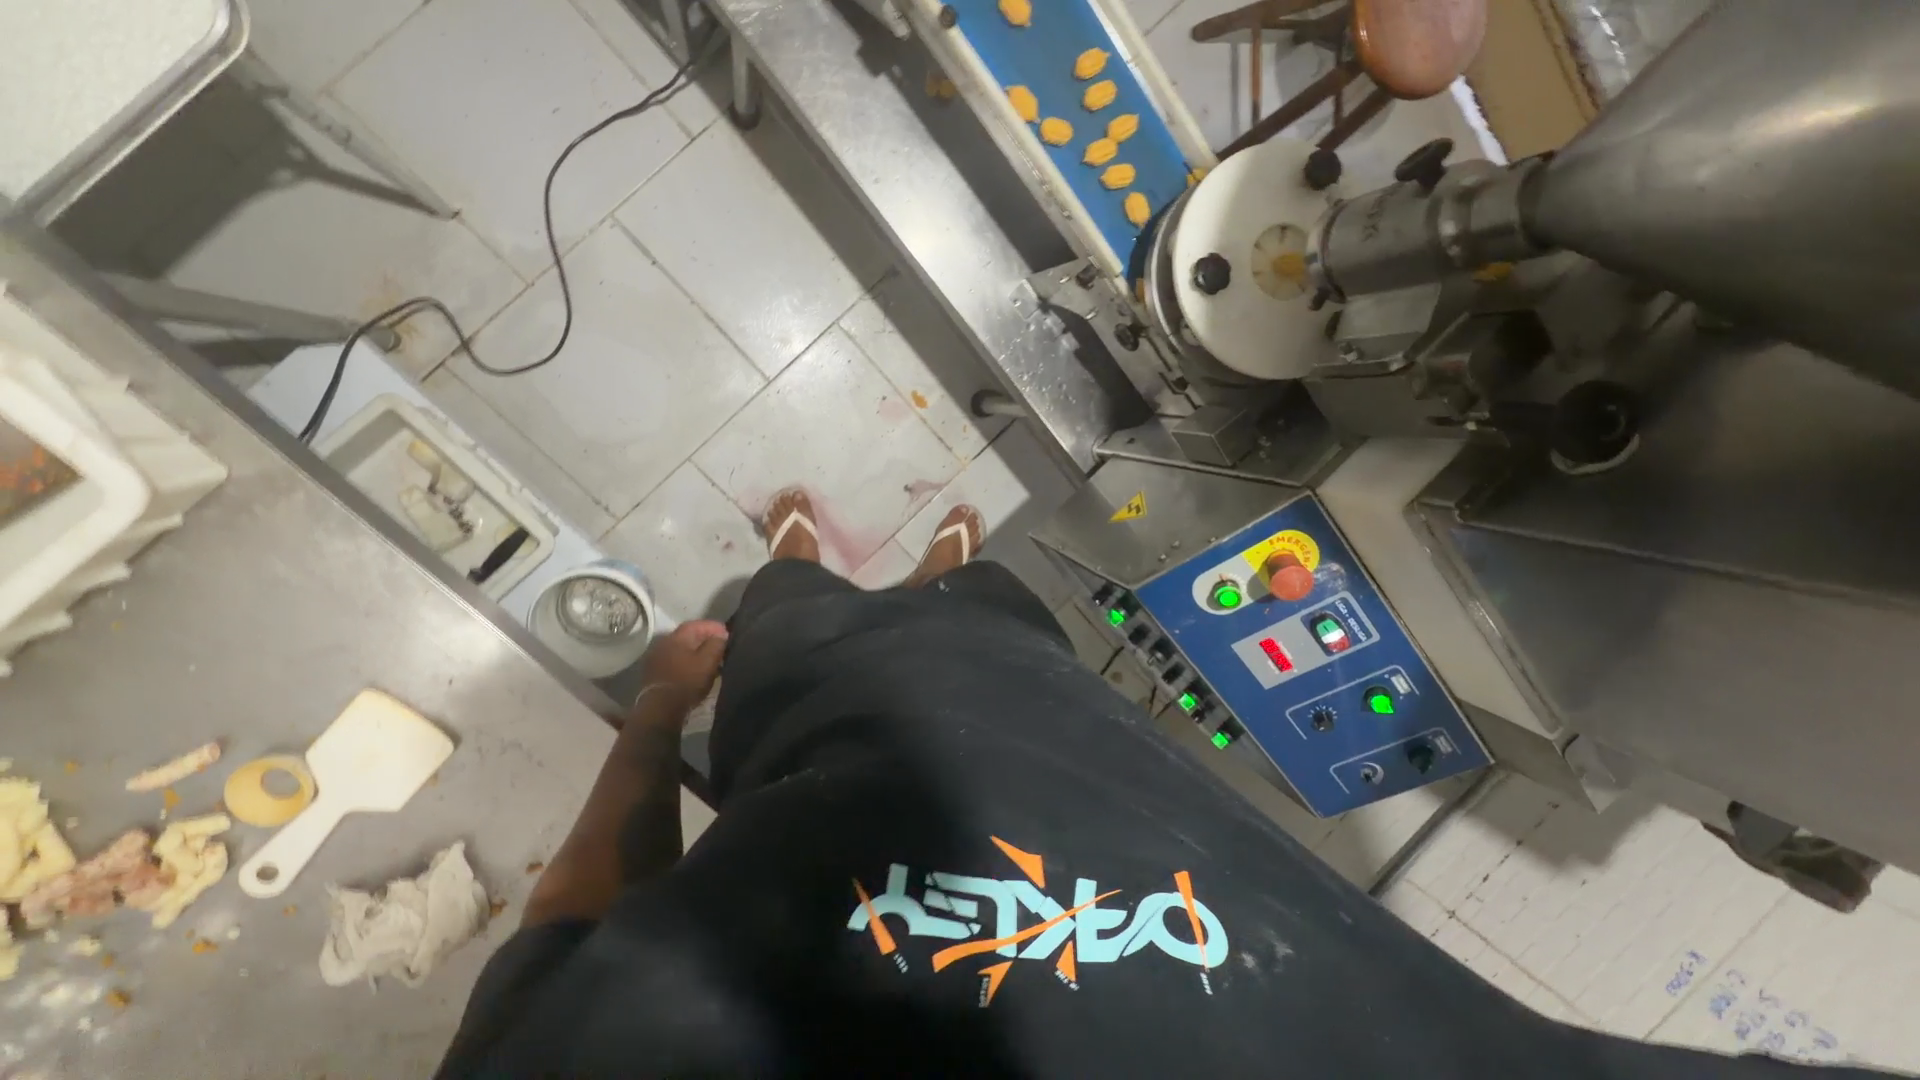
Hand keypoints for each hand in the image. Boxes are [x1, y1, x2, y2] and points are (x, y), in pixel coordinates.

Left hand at [636, 620, 728, 719]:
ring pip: (681, 651)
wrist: (661, 709)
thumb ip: (717, 644)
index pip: (697, 625)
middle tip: (721, 647)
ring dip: (696, 653)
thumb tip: (721, 635)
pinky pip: (675, 662)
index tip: (727, 634)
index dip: (714, 627)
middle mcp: (663, 644)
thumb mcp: (708, 661)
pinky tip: (696, 672)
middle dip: (706, 640)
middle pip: (688, 637)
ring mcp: (656, 659)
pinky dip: (688, 664)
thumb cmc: (687, 682)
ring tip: (711, 662)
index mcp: (676, 637)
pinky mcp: (654, 674)